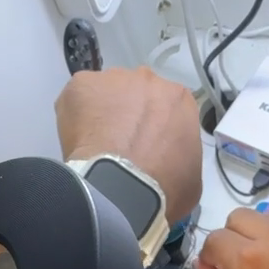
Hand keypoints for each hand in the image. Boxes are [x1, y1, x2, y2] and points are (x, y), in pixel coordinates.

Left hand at [54, 66, 201, 221]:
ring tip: (98, 148)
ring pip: (107, 94)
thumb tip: (169, 162)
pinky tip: (79, 143)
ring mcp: (112, 79)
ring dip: (103, 115)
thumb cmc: (165, 189)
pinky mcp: (81, 85)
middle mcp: (148, 79)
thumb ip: (183, 157)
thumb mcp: (191, 179)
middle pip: (137, 95)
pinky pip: (78, 98)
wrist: (123, 189)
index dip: (157, 129)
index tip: (149, 149)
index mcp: (179, 99)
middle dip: (130, 117)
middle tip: (122, 149)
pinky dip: (77, 118)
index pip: (168, 108)